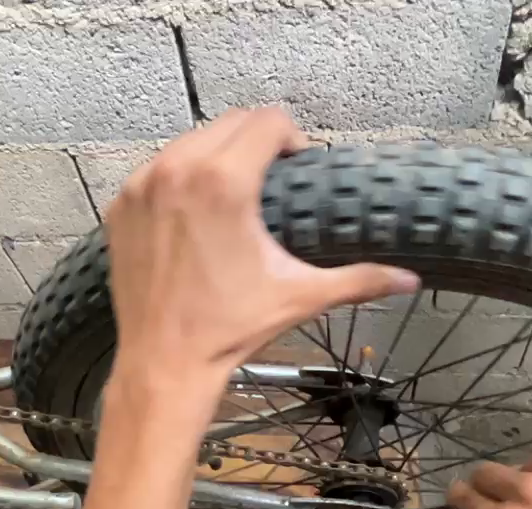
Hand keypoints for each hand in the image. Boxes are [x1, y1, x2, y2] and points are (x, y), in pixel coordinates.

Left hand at [104, 107, 419, 418]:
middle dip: (255, 143)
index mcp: (224, 182)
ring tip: (234, 193)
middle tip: (270, 178)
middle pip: (229, 123)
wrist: (164, 364)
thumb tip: (409, 282)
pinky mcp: (122, 207)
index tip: (296, 165)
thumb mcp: (297, 298)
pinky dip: (179, 178)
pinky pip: (157, 169)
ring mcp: (143, 186)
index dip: (291, 138)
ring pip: (190, 141)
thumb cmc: (228, 331)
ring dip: (217, 155)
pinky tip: (195, 211)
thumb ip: (358, 281)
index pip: (268, 121)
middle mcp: (178, 170)